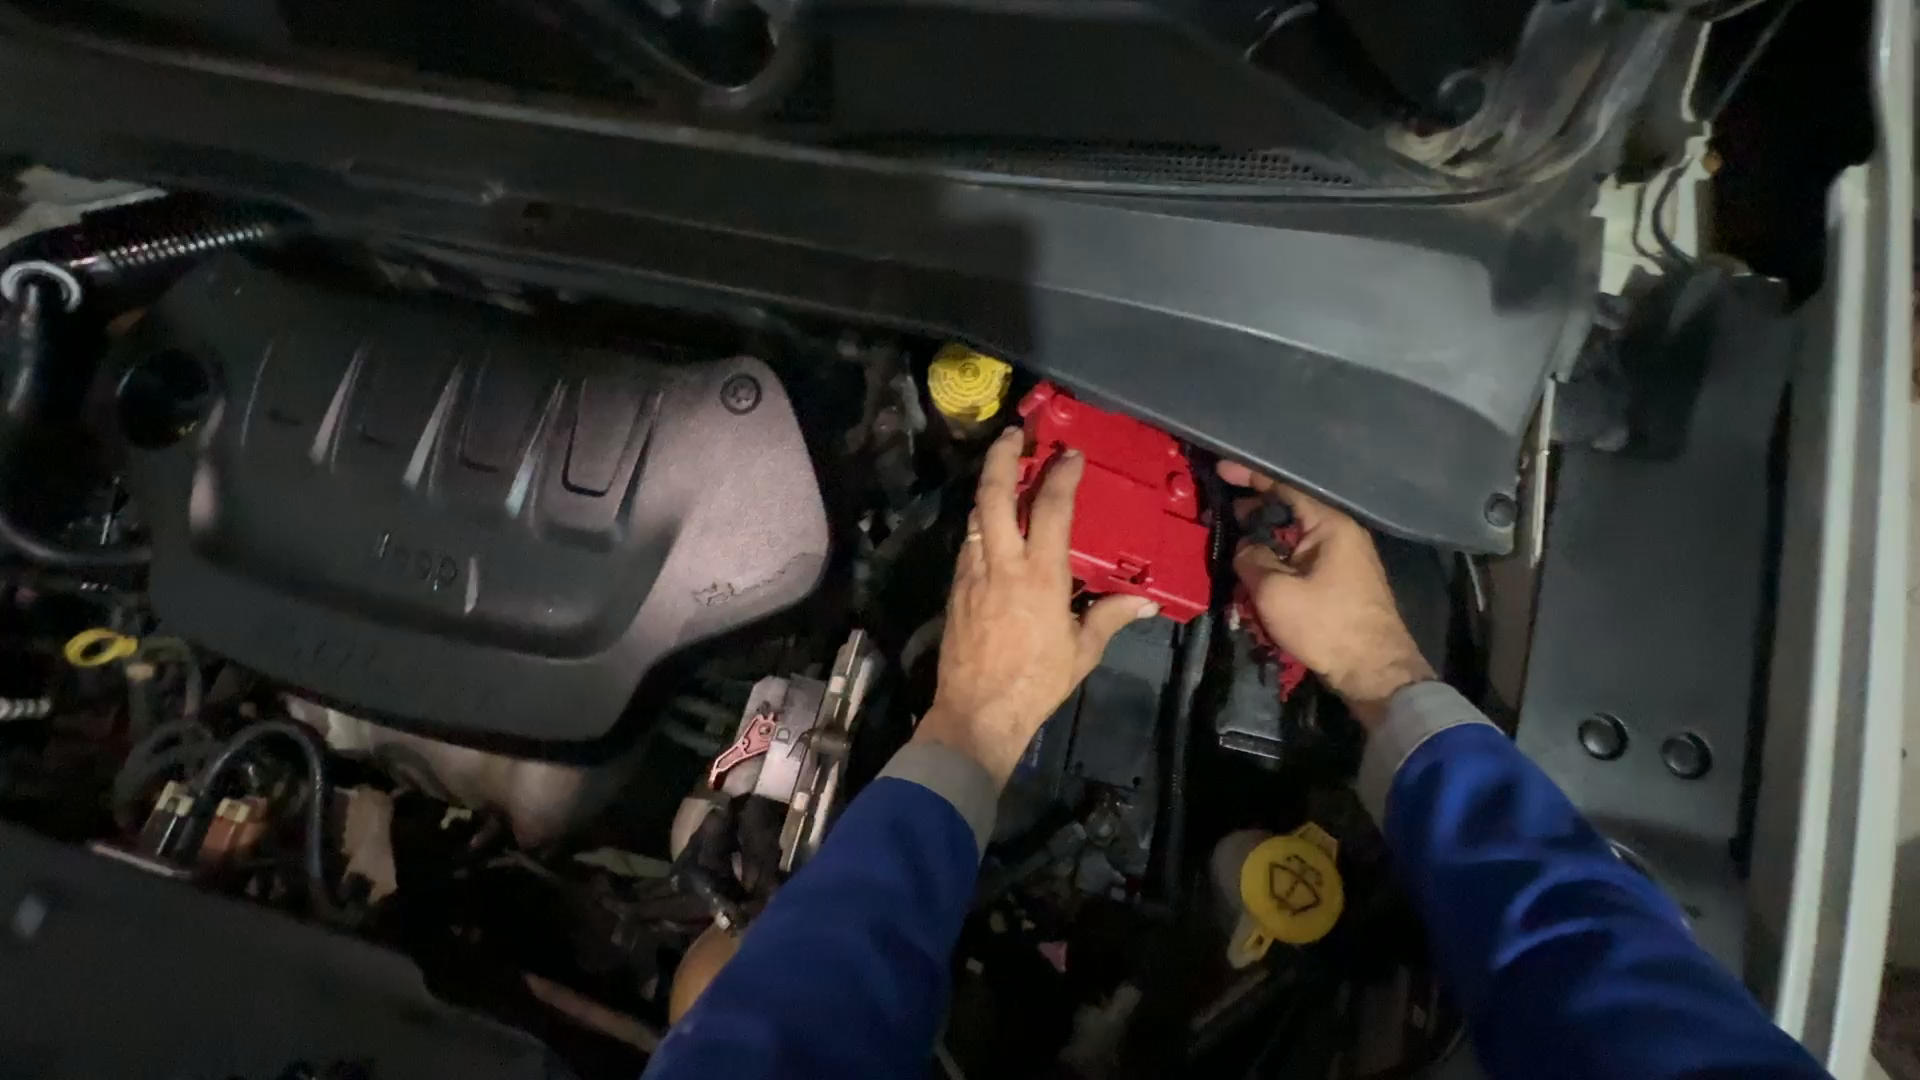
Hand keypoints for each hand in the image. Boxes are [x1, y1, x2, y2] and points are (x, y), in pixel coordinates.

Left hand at [919, 428, 1158, 783]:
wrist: (977, 712)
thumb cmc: (1036, 682)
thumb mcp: (1082, 651)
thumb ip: (1111, 616)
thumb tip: (1145, 602)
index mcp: (1040, 575)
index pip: (1051, 509)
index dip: (1061, 475)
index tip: (1070, 455)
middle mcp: (1002, 563)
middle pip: (994, 495)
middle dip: (1002, 456)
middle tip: (1014, 433)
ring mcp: (972, 573)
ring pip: (976, 516)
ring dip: (989, 488)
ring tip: (1004, 472)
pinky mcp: (955, 588)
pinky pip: (968, 544)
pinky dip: (980, 525)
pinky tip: (991, 527)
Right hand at [1218, 462, 1433, 728]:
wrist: (1374, 671)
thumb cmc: (1325, 625)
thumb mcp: (1273, 591)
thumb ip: (1251, 559)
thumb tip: (1245, 549)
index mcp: (1330, 525)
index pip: (1286, 487)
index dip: (1250, 476)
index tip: (1220, 469)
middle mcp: (1340, 534)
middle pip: (1290, 510)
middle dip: (1254, 510)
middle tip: (1219, 511)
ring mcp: (1342, 558)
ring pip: (1293, 536)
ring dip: (1262, 538)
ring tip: (1231, 540)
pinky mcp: (1338, 580)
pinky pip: (1300, 557)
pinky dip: (1275, 557)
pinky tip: (1254, 567)